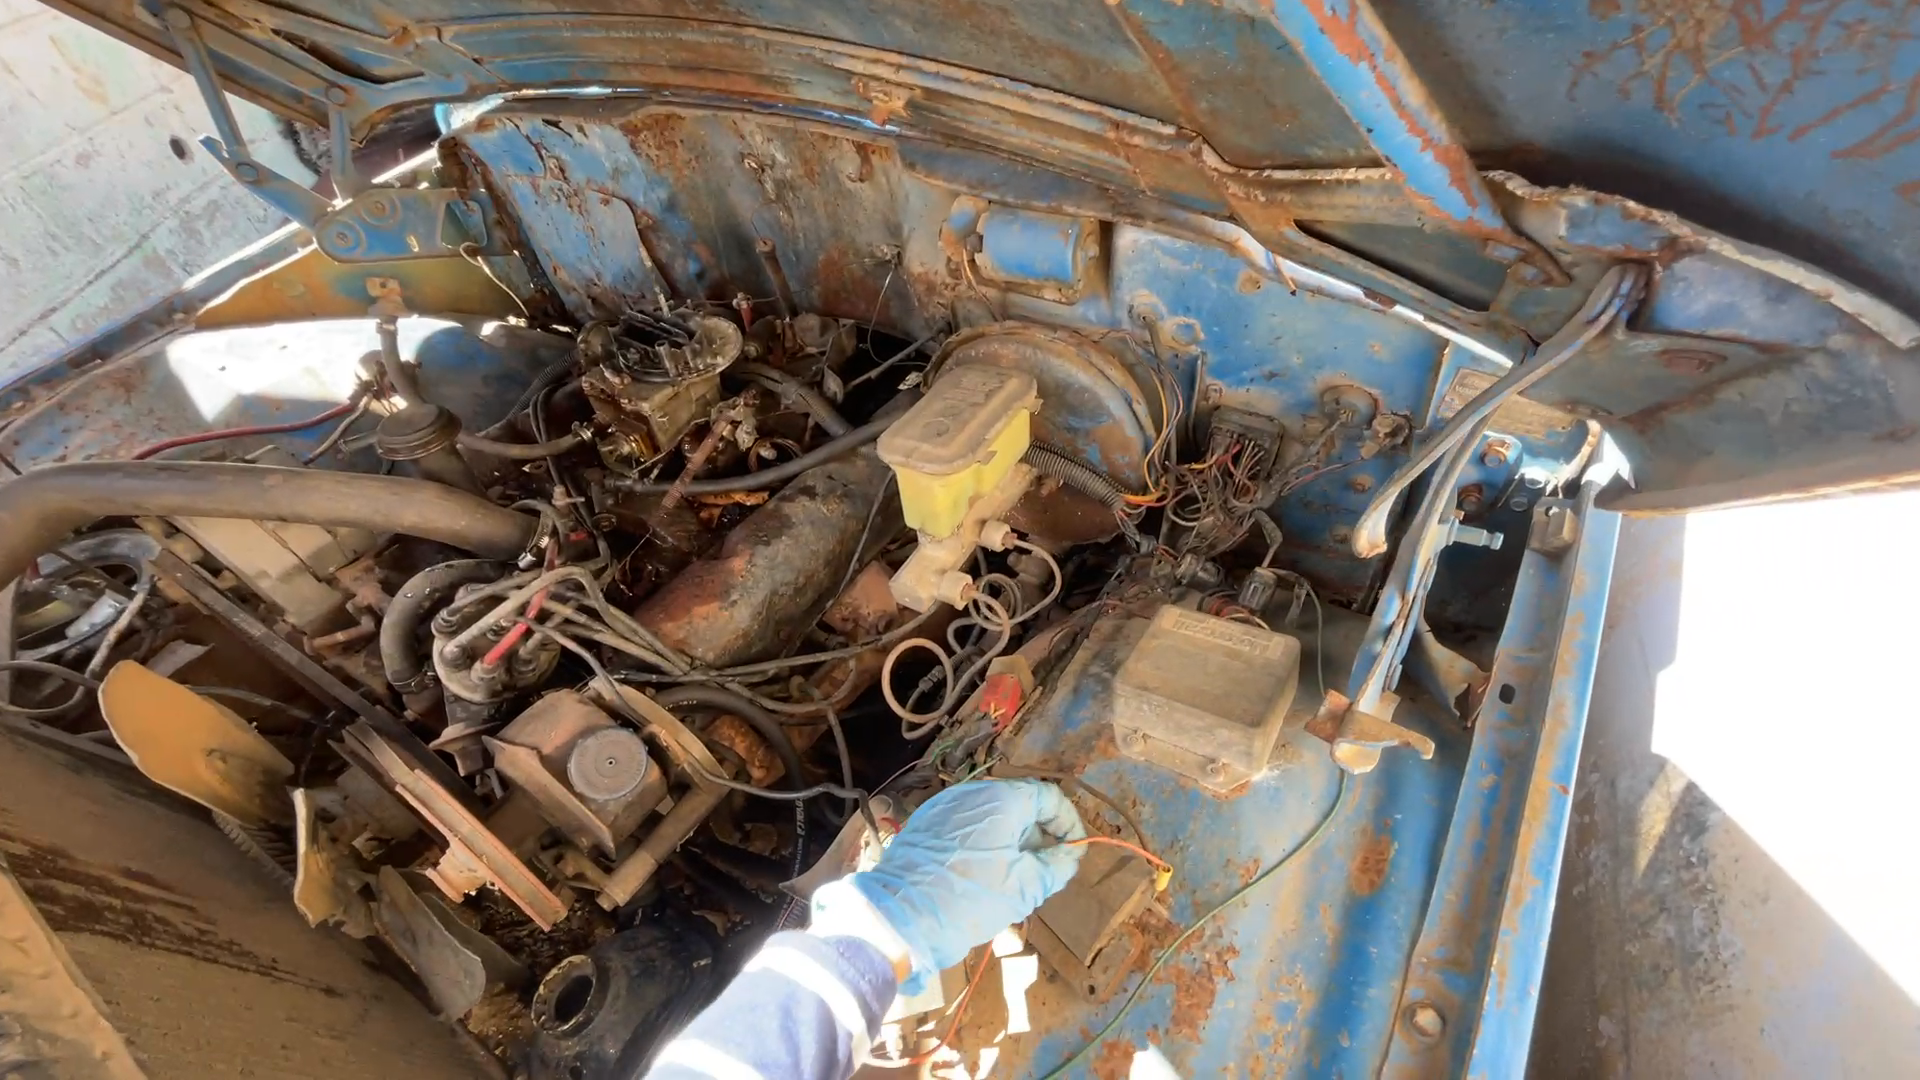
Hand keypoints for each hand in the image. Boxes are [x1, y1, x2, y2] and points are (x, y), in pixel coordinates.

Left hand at [846, 779, 1085, 985]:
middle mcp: (974, 792)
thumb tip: (1070, 854)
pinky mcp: (927, 824)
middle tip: (1048, 872)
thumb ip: (1055, 866)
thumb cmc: (970, 898)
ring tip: (1017, 880)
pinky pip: (969, 827)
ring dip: (1014, 842)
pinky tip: (986, 877)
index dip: (1068, 824)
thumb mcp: (1023, 887)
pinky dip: (987, 845)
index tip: (1073, 855)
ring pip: (994, 818)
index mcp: (1002, 798)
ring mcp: (947, 806)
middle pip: (1021, 805)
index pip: (1049, 797)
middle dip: (1040, 836)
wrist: (900, 916)